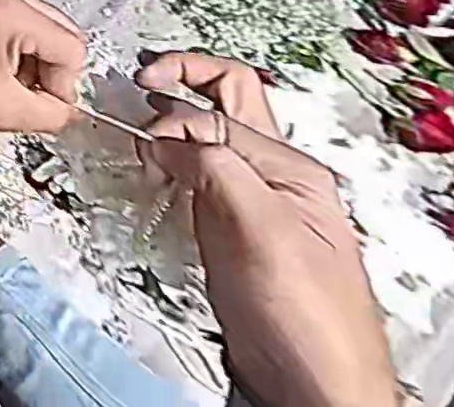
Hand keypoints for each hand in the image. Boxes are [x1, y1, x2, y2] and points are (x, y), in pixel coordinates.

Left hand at [0, 0, 85, 131]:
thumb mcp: (0, 109)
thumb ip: (49, 113)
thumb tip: (68, 110)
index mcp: (6, 8)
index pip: (70, 45)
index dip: (63, 83)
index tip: (45, 102)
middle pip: (56, 28)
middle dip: (48, 68)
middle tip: (27, 94)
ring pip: (35, 23)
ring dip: (29, 57)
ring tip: (3, 82)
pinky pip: (10, 16)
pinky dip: (10, 45)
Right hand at [136, 53, 398, 406]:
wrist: (311, 390)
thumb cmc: (308, 320)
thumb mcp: (263, 228)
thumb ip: (215, 165)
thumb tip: (166, 136)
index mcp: (290, 166)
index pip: (219, 109)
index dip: (177, 120)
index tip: (149, 143)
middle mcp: (268, 171)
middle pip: (223, 97)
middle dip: (182, 78)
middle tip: (144, 78)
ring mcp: (246, 193)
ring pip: (203, 130)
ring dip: (170, 118)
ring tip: (141, 123)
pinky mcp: (224, 218)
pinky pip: (191, 167)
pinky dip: (167, 156)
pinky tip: (153, 164)